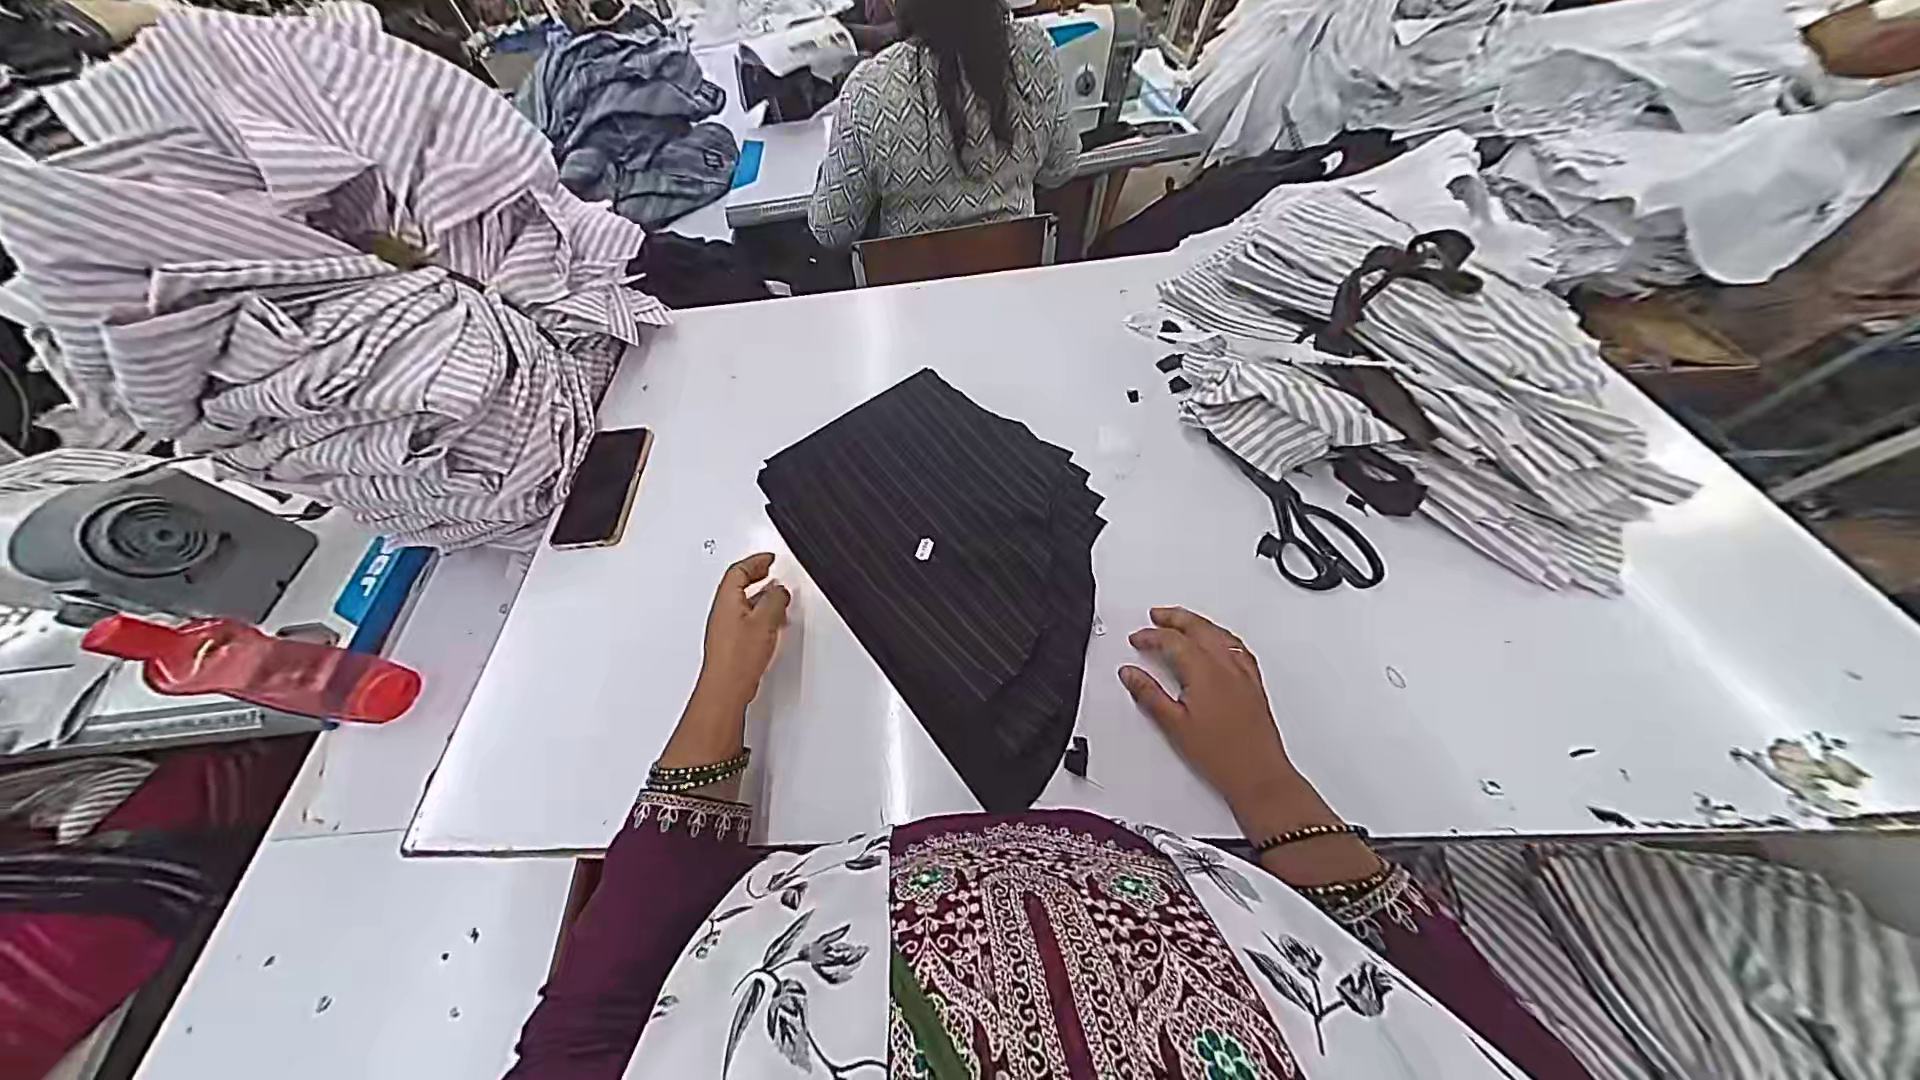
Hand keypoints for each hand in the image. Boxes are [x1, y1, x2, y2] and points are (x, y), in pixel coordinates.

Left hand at [657, 553, 790, 769]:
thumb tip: (779, 590)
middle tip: (769, 569)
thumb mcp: (765, 620)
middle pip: (738, 585)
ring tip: (777, 595)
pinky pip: (747, 619)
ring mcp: (726, 628)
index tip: (768, 558)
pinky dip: (760, 613)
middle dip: (757, 575)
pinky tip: (772, 622)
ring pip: (744, 602)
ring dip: (761, 596)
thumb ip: (775, 600)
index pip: (739, 571)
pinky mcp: (733, 642)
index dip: (755, 561)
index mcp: (727, 601)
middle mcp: (723, 612)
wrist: (727, 686)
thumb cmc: (738, 657)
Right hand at [1118, 606, 1292, 820]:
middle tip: (1156, 616)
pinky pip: (1236, 647)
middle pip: (1197, 628)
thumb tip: (1131, 674)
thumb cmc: (1222, 755)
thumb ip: (1149, 694)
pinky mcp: (1253, 683)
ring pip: (1218, 633)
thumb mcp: (1174, 725)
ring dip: (1197, 622)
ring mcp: (1242, 673)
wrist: (1259, 776)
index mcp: (1204, 672)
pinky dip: (1221, 636)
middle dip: (1174, 618)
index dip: (1151, 636)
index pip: (1172, 641)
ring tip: (1182, 620)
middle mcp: (1226, 667)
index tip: (1137, 639)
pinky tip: (1218, 641)